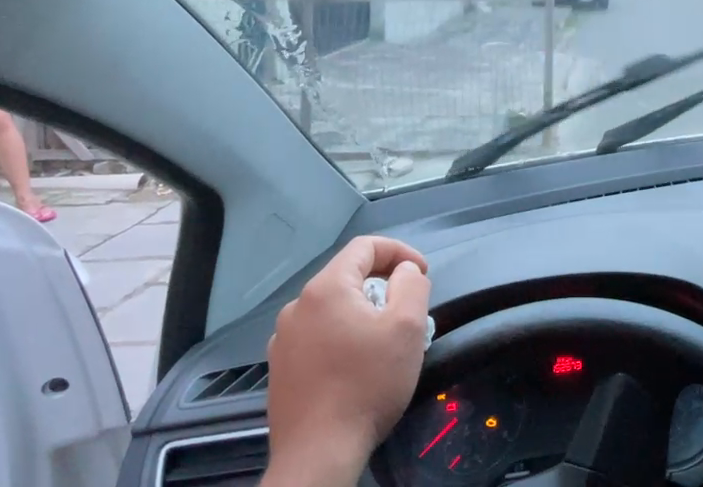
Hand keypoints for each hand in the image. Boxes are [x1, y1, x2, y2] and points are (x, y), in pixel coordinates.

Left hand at [261, 237, 430, 486]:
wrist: (318, 454)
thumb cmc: (367, 385)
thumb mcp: (407, 327)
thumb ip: (411, 284)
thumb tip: (404, 271)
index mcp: (326, 288)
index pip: (365, 246)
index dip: (400, 252)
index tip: (422, 275)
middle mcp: (297, 306)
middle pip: (348, 276)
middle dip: (383, 284)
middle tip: (408, 311)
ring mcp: (283, 339)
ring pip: (333, 307)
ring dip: (362, 312)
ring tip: (385, 340)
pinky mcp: (281, 368)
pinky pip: (318, 334)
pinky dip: (342, 335)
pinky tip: (356, 364)